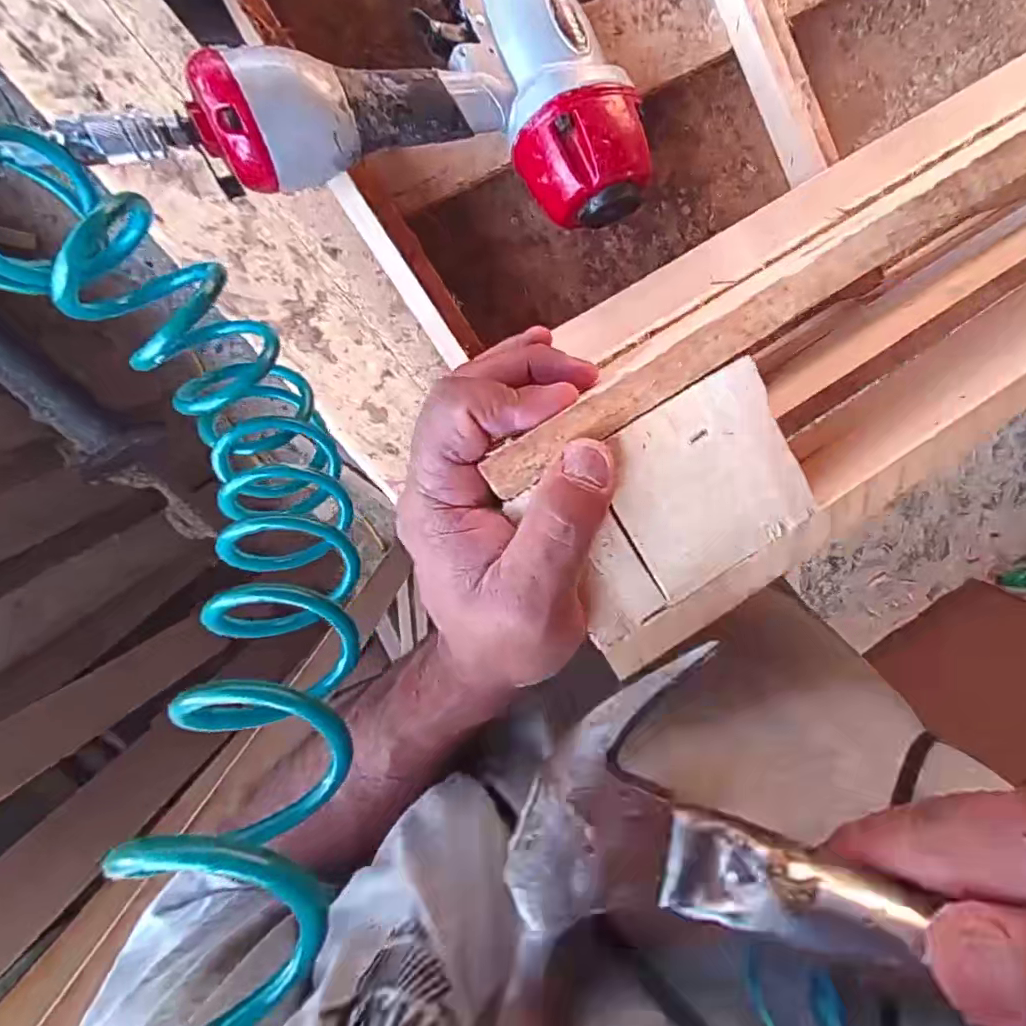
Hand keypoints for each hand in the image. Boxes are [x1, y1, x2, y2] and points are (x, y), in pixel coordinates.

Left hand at [398, 327, 614, 693]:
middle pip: (462, 393)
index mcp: (434, 501)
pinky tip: (556, 384)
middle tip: (582, 373)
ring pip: (478, 397)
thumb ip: (559, 528)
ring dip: (524, 371)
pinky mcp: (487, 481)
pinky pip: (500, 422)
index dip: (508, 396)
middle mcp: (439, 478)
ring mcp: (460, 477)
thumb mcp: (533, 599)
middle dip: (520, 369)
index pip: (451, 417)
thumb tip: (591, 451)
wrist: (489, 661)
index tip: (568, 404)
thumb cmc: (502, 642)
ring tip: (572, 364)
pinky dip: (529, 392)